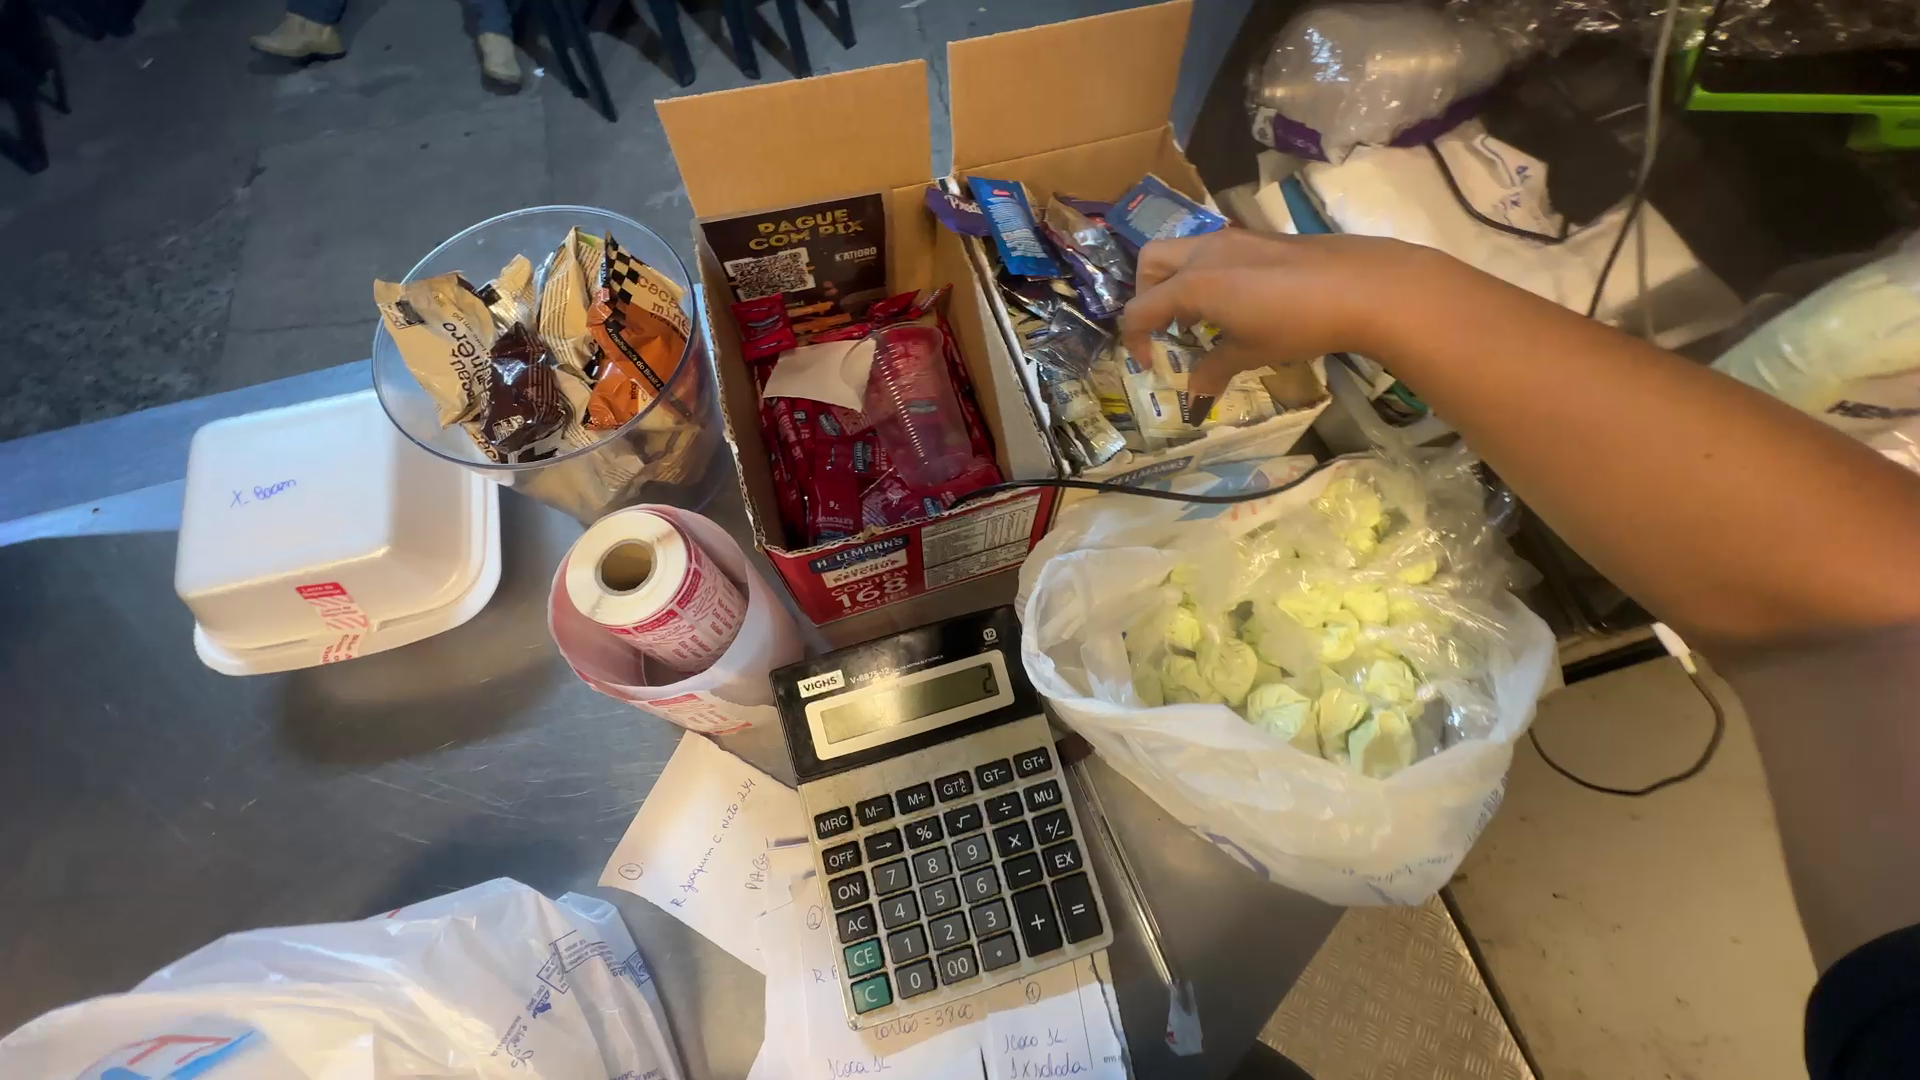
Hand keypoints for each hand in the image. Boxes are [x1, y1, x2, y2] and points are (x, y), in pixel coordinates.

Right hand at [1119, 230, 1439, 396]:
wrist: (1365, 286)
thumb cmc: (1298, 324)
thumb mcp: (1250, 353)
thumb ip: (1213, 369)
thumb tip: (1194, 391)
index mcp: (1193, 284)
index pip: (1141, 309)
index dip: (1136, 340)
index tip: (1150, 364)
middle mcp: (1204, 253)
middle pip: (1150, 263)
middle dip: (1145, 296)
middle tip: (1163, 328)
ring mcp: (1232, 240)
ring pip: (1181, 252)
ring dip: (1175, 284)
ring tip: (1197, 320)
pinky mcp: (1257, 238)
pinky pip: (1211, 252)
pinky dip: (1204, 276)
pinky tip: (1231, 304)